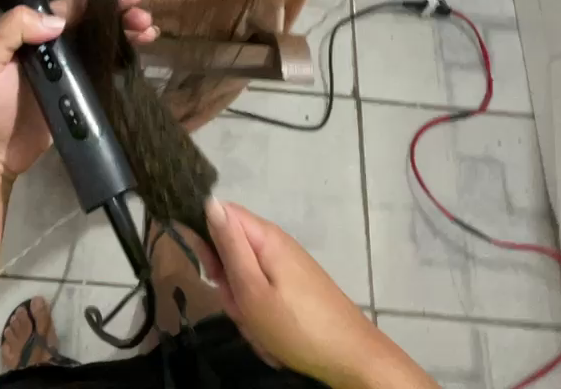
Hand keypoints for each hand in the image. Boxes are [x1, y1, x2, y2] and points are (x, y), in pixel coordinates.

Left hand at [0, 0, 156, 180]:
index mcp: (30, 30)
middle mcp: (52, 45)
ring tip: (150, 32)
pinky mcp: (79, 94)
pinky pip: (104, 70)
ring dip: (126, 33)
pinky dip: (123, 60)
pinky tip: (140, 55)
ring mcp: (67, 71)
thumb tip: (59, 22)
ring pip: (101, 43)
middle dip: (120, 14)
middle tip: (145, 17)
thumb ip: (12, 29)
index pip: (70, 7)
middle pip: (92, 22)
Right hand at [204, 198, 427, 388]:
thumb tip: (209, 200)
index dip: (208, 240)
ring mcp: (287, 264)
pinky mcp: (294, 285)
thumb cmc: (297, 326)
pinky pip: (262, 291)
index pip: (221, 214)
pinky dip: (260, 313)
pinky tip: (270, 334)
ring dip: (244, 304)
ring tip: (259, 327)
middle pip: (232, 249)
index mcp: (265, 235)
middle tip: (242, 308)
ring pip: (245, 276)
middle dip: (228, 282)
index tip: (211, 273)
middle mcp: (276, 242)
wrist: (352, 359)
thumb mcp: (252, 289)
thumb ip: (229, 244)